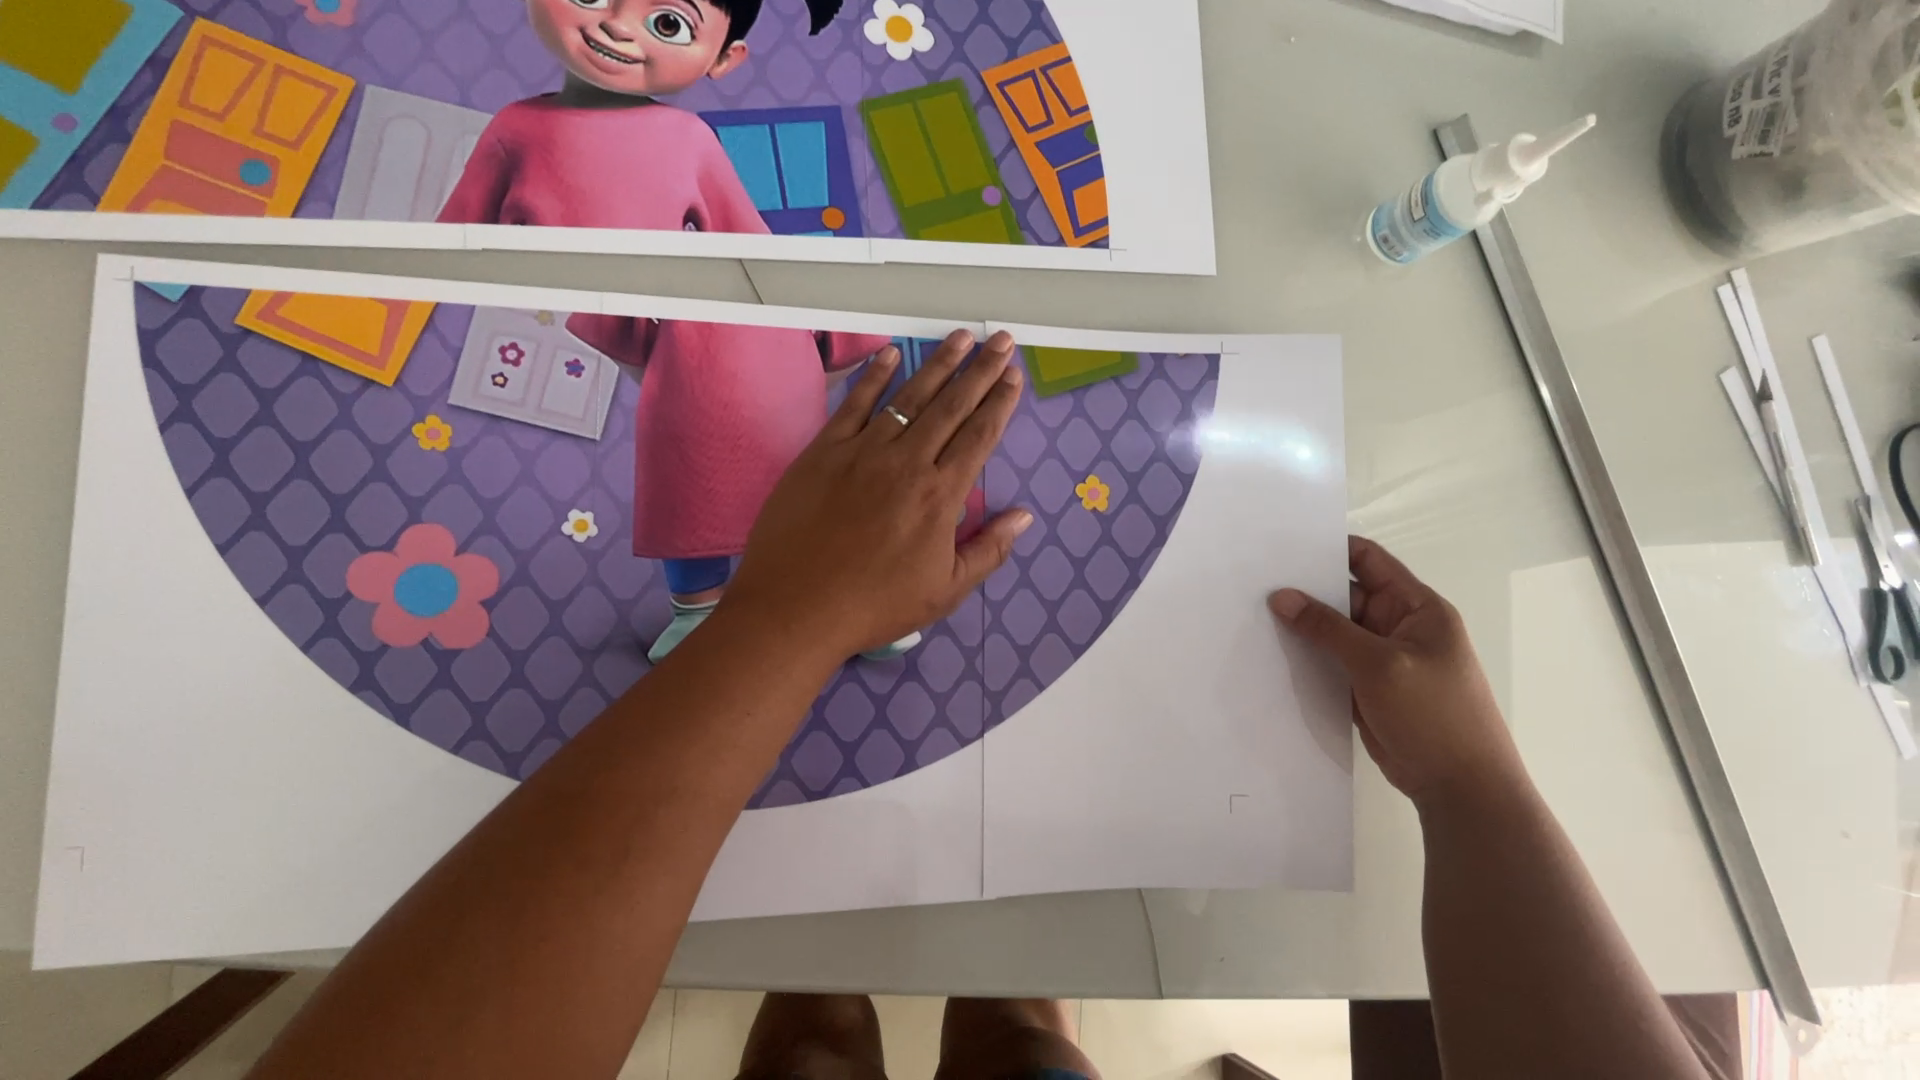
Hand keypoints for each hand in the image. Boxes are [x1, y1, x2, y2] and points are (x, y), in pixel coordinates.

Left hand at [726, 329, 1032, 658]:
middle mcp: (907, 462)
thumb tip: (1024, 516)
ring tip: (960, 338)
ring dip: (937, 364)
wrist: (797, 607)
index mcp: (941, 495)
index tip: (1013, 375)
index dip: (999, 402)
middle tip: (1000, 340)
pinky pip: (855, 404)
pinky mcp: (824, 451)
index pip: (979, 436)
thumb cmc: (875, 605)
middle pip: (951, 406)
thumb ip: (988, 550)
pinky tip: (890, 353)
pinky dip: (874, 376)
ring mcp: (863, 451)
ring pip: (908, 396)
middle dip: (980, 370)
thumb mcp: (945, 590)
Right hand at [1269, 537, 1528, 811]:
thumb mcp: (1379, 664)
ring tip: (1251, 614)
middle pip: (1345, 596)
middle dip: (1305, 590)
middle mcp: (1399, 627)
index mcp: (1417, 608)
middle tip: (1253, 583)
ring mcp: (1381, 659)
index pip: (1369, 562)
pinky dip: (1306, 657)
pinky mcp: (1366, 688)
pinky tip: (1270, 652)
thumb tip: (1281, 596)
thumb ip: (1328, 628)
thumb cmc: (1433, 714)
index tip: (1282, 547)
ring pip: (1333, 631)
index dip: (1329, 549)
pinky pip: (1330, 662)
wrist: (1460, 787)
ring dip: (1302, 627)